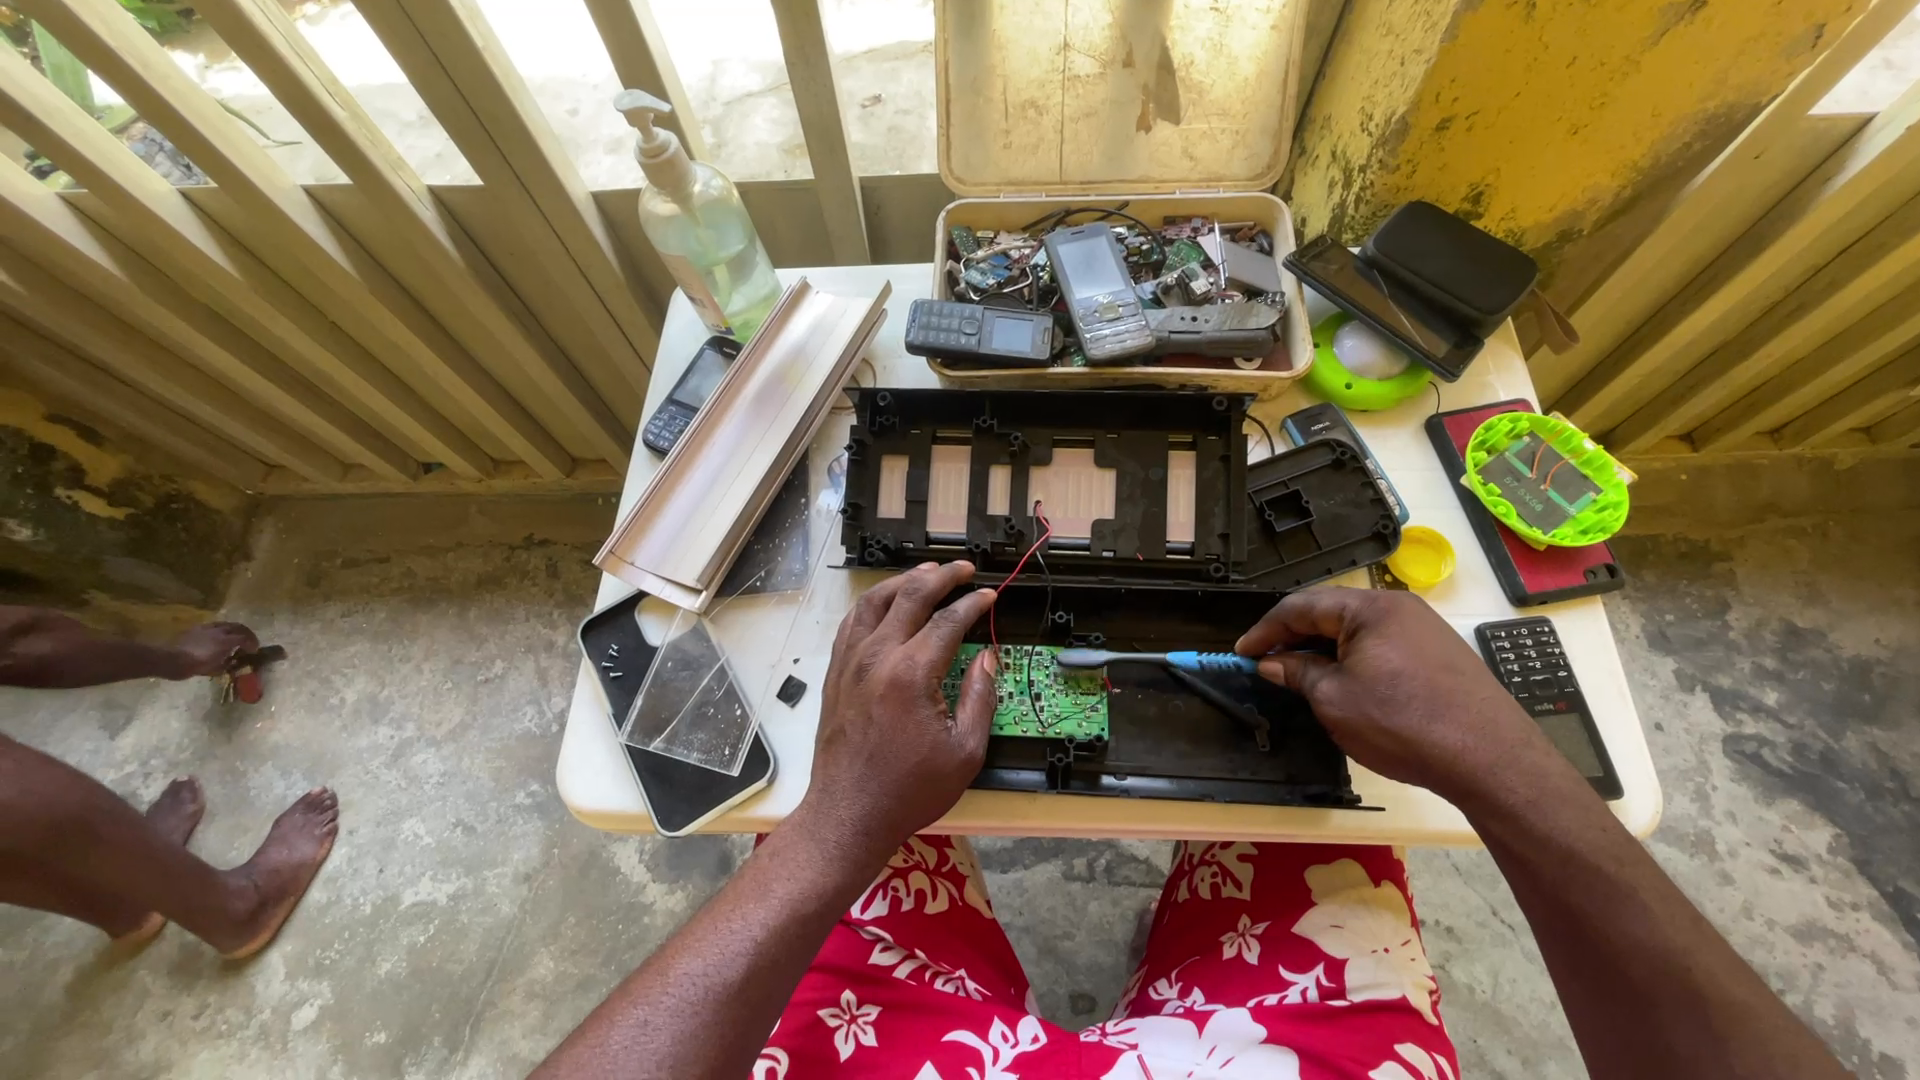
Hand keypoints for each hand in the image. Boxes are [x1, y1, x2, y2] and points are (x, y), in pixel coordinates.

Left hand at [167, 621, 258, 678]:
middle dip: (247, 634)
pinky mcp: (196, 629)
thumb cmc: (195, 666)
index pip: (246, 638)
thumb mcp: (216, 668)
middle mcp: (220, 631)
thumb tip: (234, 661)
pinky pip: (213, 626)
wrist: (169, 661)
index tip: (253, 651)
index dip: (252, 644)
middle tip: (248, 641)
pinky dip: (220, 630)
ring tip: (233, 637)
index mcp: (227, 641)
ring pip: (226, 624)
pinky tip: (216, 637)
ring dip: (234, 630)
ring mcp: (207, 628)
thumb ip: (229, 663)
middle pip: (239, 627)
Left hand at [791, 562, 997, 865]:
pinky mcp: (835, 673)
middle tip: (964, 568)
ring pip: (874, 601)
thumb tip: (989, 659)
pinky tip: (885, 602)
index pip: (947, 621)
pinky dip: (872, 602)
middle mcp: (877, 656)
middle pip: (910, 597)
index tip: (989, 596)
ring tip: (927, 572)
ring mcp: (850, 662)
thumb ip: (980, 699)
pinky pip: (852, 622)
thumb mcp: (964, 752)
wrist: (848, 814)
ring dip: (903, 581)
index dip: (972, 604)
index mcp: (912, 673)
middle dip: (941, 576)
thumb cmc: (910, 790)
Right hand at [1236, 587, 1561, 800]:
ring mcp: (1424, 631)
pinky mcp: (1440, 656)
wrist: (1491, 760)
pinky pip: (1381, 647)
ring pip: (1357, 631)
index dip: (1265, 630)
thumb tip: (1271, 663)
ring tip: (1299, 677)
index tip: (1241, 653)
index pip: (1301, 606)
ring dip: (1322, 650)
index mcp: (1370, 607)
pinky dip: (1352, 660)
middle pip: (1330, 613)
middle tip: (1265, 664)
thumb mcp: (1334, 699)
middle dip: (1293, 638)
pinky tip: (1343, 685)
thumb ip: (1297, 673)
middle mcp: (1398, 608)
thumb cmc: (1402, 723)